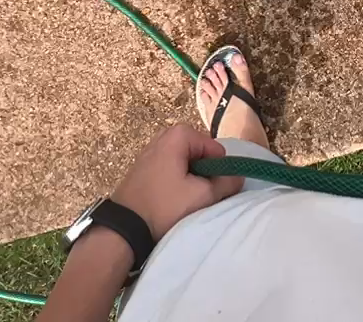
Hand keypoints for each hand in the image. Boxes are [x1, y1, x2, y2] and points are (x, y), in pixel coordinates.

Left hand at [110, 125, 241, 239]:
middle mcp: (165, 134)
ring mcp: (151, 149)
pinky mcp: (143, 165)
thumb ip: (226, 183)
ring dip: (189, 179)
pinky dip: (175, 181)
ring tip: (182, 201)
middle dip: (203, 174)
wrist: (122, 229)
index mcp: (180, 134)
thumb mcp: (201, 196)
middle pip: (200, 154)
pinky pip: (170, 167)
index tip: (210, 191)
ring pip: (185, 162)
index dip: (218, 171)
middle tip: (196, 196)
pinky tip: (168, 200)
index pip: (216, 149)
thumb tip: (239, 176)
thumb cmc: (163, 207)